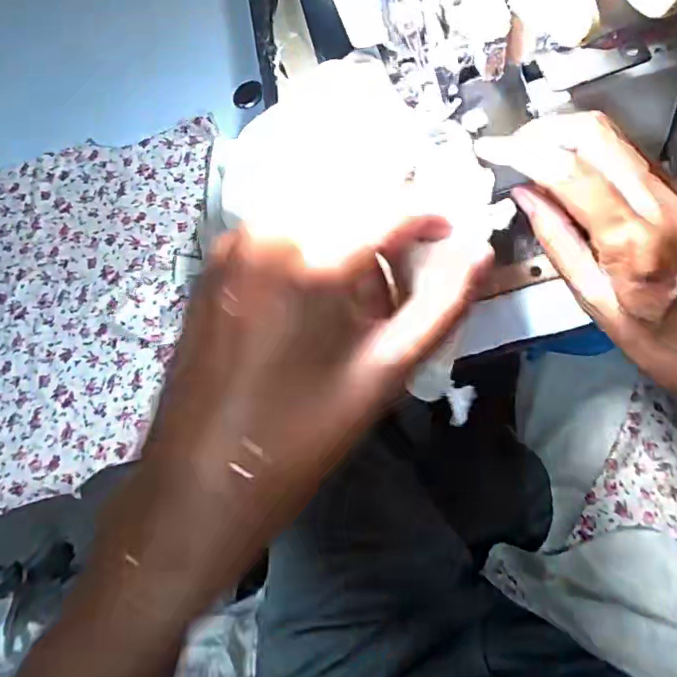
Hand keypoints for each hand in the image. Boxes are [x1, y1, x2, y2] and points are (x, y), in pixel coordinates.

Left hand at [93, 215, 491, 617]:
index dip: (430, 215)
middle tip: (404, 268)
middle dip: (388, 222)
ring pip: (313, 205)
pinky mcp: (214, 256)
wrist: (197, 480)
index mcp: (315, 259)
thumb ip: (440, 305)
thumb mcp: (383, 374)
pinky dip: (309, 236)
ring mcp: (235, 240)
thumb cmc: (300, 438)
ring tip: (358, 285)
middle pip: (351, 196)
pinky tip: (313, 287)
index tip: (450, 237)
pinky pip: (278, 223)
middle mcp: (270, 231)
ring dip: (347, 227)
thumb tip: (479, 251)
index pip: (393, 206)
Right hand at [477, 112, 676, 430]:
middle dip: (543, 130)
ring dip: (565, 133)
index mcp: (635, 241)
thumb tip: (525, 194)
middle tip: (512, 146)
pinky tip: (567, 167)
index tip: (492, 148)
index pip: (569, 172)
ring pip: (613, 133)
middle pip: (595, 132)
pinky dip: (589, 147)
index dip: (522, 152)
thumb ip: (556, 239)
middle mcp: (661, 204)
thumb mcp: (594, 300)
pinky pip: (627, 150)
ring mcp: (676, 192)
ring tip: (532, 153)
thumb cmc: (663, 343)